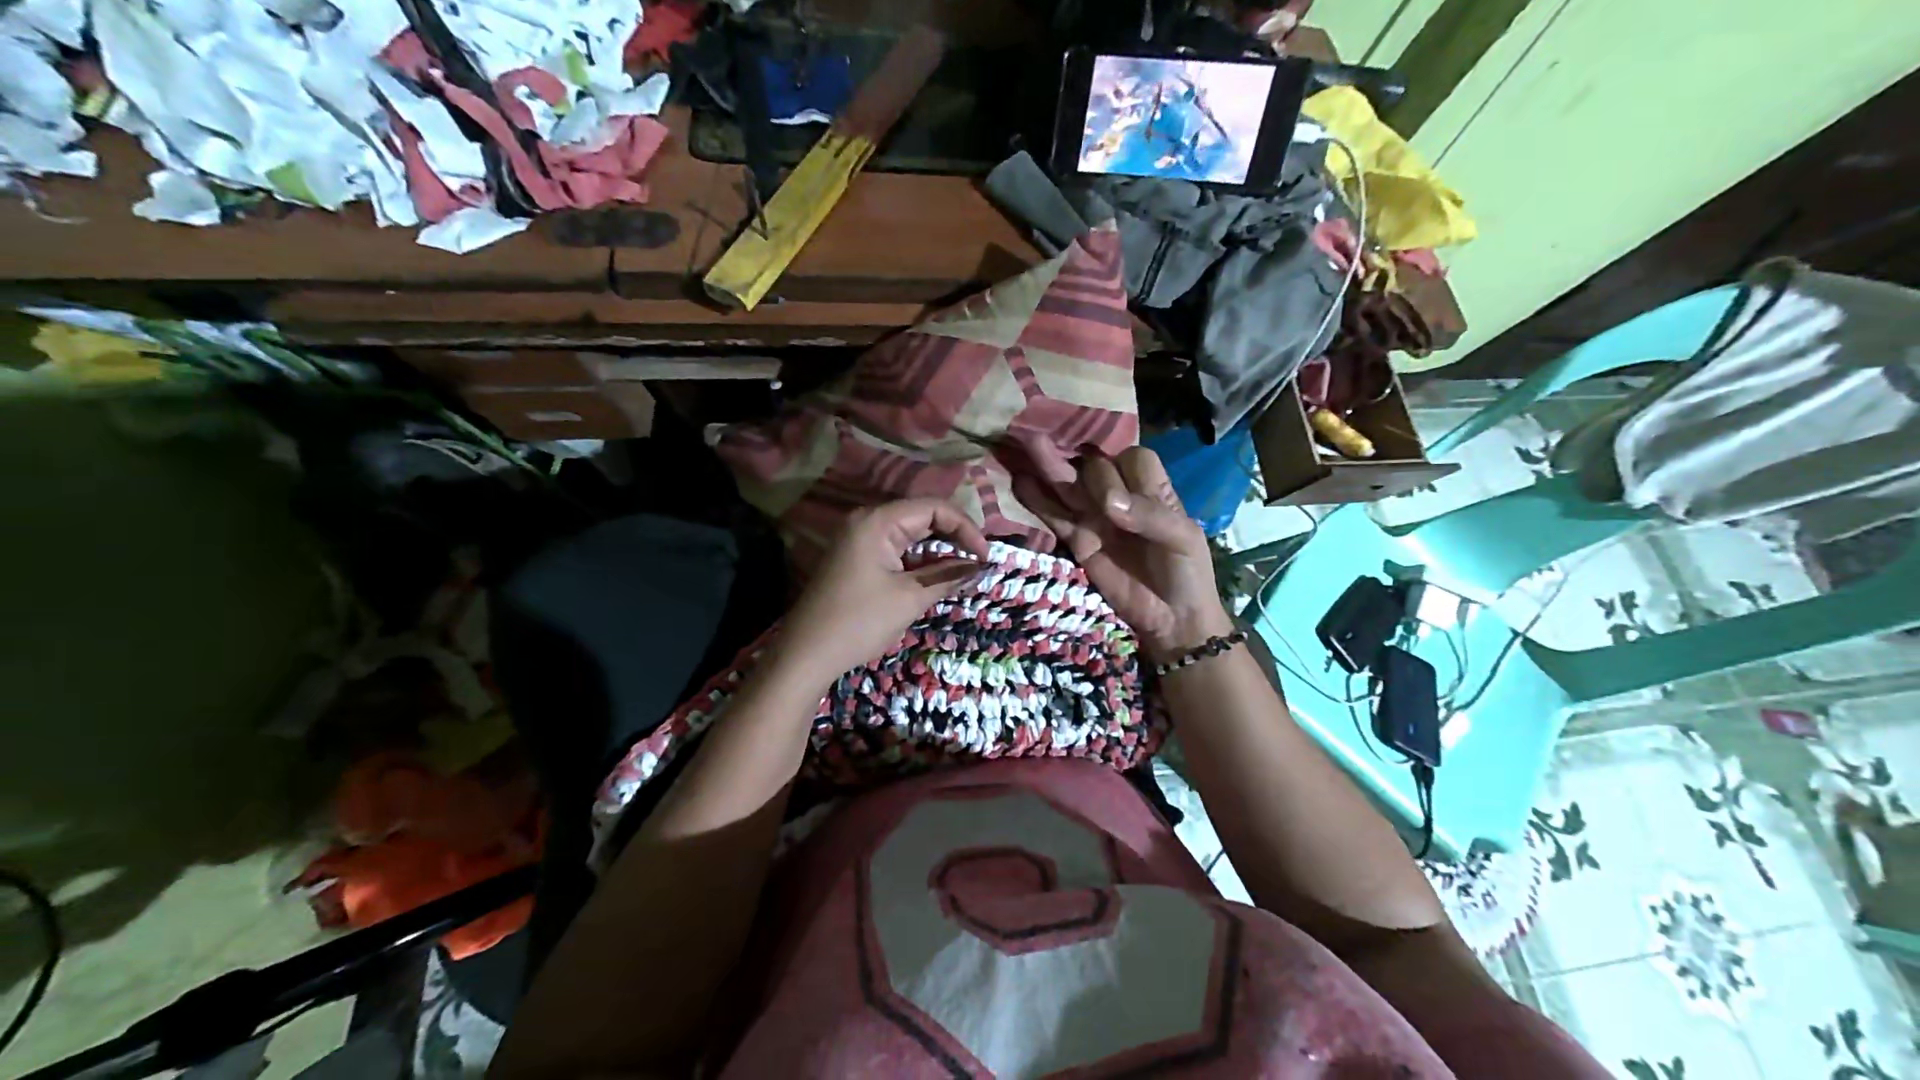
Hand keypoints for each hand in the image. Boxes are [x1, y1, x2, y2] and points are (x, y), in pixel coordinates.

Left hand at [778, 499, 990, 683]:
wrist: (806, 653)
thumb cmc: (859, 621)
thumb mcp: (910, 598)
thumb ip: (947, 575)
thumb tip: (980, 565)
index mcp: (878, 521)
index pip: (934, 507)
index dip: (966, 528)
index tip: (986, 556)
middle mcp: (867, 521)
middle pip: (922, 516)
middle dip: (954, 537)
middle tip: (979, 562)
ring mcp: (859, 540)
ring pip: (910, 534)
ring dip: (938, 550)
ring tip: (964, 571)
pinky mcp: (857, 559)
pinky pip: (896, 550)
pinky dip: (919, 561)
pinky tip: (937, 577)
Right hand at [1013, 447, 1232, 663]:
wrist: (1172, 618)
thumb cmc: (1187, 571)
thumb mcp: (1182, 538)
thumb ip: (1149, 515)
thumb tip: (1107, 502)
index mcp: (1152, 489)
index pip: (1133, 458)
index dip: (1121, 464)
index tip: (1114, 478)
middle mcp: (1120, 497)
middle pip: (1094, 468)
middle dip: (1073, 458)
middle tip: (1039, 442)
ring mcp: (1096, 518)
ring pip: (1070, 487)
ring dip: (1048, 467)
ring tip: (1024, 444)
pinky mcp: (1078, 541)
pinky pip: (1056, 517)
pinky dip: (1038, 501)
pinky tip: (1019, 481)